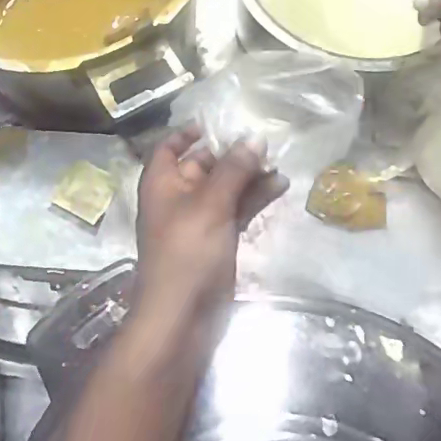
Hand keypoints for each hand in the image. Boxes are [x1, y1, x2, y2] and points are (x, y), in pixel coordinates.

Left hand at [132, 127, 285, 327]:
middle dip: (230, 154)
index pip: (168, 148)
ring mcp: (197, 222)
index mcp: (161, 184)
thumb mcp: (210, 205)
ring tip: (279, 164)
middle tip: (265, 142)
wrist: (182, 316)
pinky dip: (253, 200)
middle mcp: (176, 198)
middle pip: (201, 166)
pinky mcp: (216, 243)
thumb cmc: (187, 254)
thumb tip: (253, 139)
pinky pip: (234, 212)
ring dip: (248, 177)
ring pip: (223, 189)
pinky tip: (280, 187)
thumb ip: (232, 171)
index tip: (214, 123)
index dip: (187, 134)